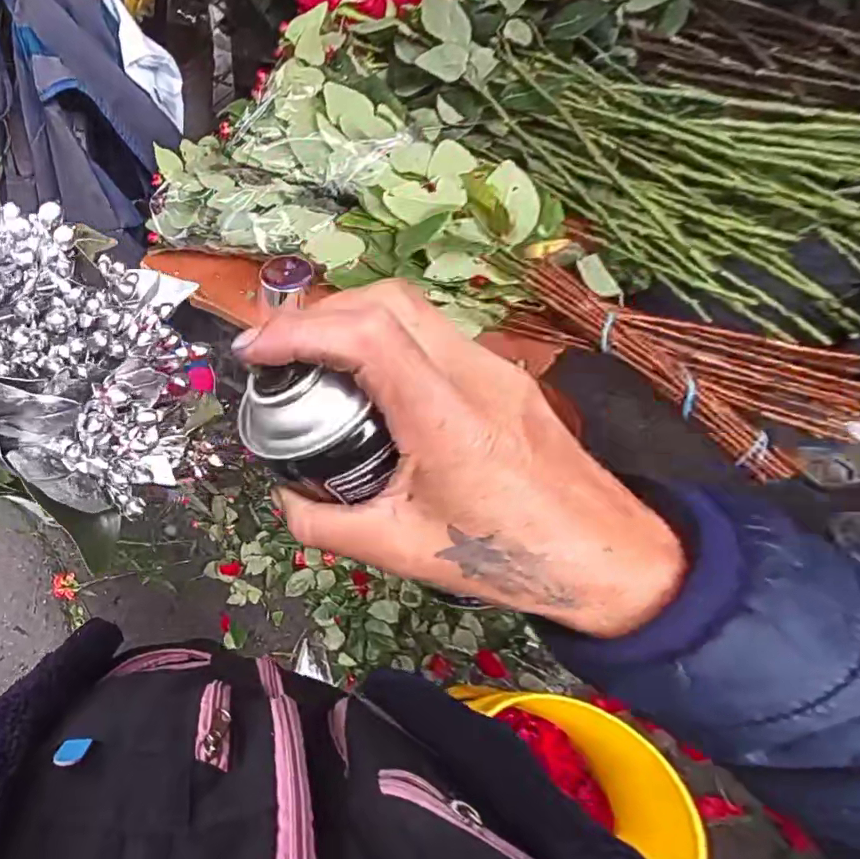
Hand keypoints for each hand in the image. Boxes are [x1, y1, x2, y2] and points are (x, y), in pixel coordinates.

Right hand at [234, 280, 684, 637]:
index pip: (365, 337)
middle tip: (276, 348)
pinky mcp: (500, 374)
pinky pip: (430, 332)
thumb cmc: (507, 557)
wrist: (605, 555)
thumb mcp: (399, 549)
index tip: (254, 350)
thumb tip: (284, 496)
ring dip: (350, 316)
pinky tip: (364, 376)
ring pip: (410, 307)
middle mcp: (473, 376)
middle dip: (317, 312)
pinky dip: (382, 335)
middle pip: (385, 301)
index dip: (298, 330)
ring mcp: (492, 367)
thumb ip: (324, 525)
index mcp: (446, 419)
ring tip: (310, 355)